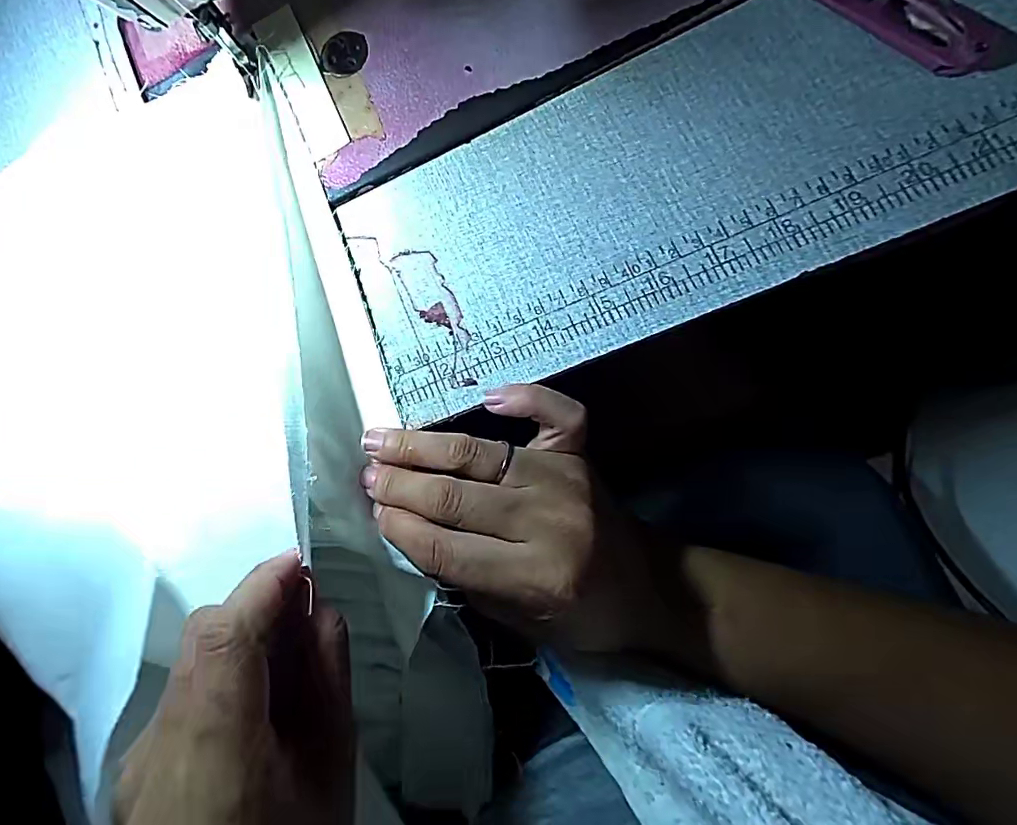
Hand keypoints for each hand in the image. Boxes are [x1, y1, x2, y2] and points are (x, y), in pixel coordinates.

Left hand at [115, 551, 354, 824]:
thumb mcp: (327, 782)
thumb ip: (326, 688)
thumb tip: (321, 613)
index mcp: (213, 748)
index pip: (227, 636)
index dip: (262, 586)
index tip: (300, 560)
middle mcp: (160, 744)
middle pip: (202, 640)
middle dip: (253, 607)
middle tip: (302, 608)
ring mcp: (138, 757)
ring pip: (188, 663)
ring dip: (237, 639)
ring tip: (286, 651)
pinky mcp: (132, 770)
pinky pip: (179, 696)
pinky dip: (218, 675)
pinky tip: (252, 700)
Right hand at [361, 385, 683, 656]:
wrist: (652, 590)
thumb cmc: (580, 614)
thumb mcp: (519, 621)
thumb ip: (465, 578)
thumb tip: (405, 530)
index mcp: (536, 576)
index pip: (447, 548)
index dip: (401, 529)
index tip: (371, 514)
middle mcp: (549, 521)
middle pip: (454, 497)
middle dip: (399, 486)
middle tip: (365, 475)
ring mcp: (564, 479)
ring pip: (478, 454)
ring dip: (421, 446)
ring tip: (380, 439)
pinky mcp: (578, 454)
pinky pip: (557, 414)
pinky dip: (526, 397)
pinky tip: (486, 396)